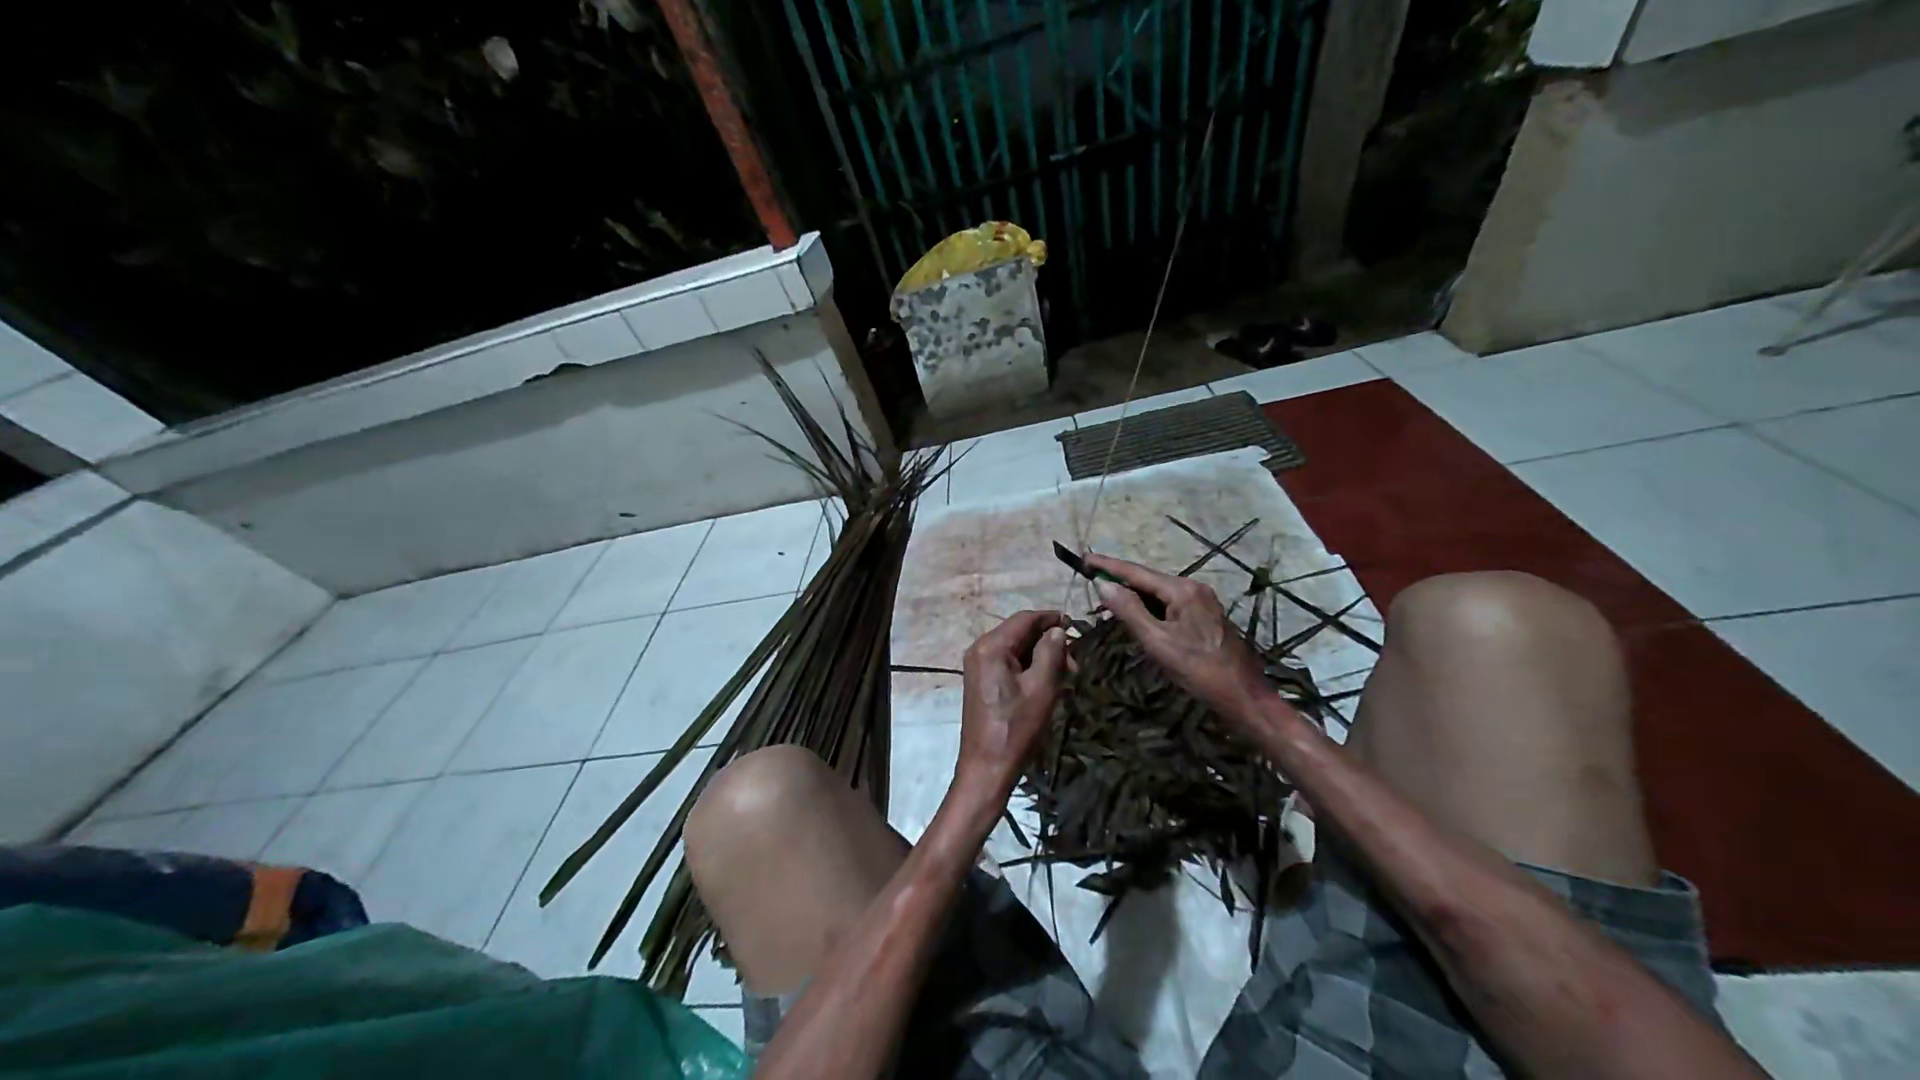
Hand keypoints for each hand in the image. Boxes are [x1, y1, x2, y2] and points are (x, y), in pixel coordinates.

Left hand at [958, 610, 1071, 789]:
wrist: (987, 766)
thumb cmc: (1016, 727)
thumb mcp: (1041, 687)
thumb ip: (1051, 652)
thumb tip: (1057, 629)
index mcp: (991, 646)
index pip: (1024, 618)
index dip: (1051, 619)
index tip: (1075, 626)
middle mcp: (979, 649)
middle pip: (1019, 633)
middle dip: (1048, 643)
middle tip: (1074, 664)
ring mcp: (977, 666)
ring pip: (1015, 649)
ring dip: (1041, 657)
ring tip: (1066, 677)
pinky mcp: (981, 681)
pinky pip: (1008, 664)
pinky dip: (1028, 668)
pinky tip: (1048, 684)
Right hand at [1083, 552, 1271, 720]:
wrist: (1242, 694)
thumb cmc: (1198, 669)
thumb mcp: (1157, 641)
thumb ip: (1130, 611)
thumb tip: (1104, 585)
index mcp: (1182, 590)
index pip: (1137, 572)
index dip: (1108, 565)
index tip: (1085, 557)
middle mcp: (1193, 588)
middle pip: (1148, 579)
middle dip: (1119, 581)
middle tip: (1090, 581)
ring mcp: (1201, 601)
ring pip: (1158, 592)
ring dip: (1132, 595)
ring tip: (1106, 601)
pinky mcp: (1204, 616)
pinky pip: (1169, 603)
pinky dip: (1148, 607)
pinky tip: (1135, 615)